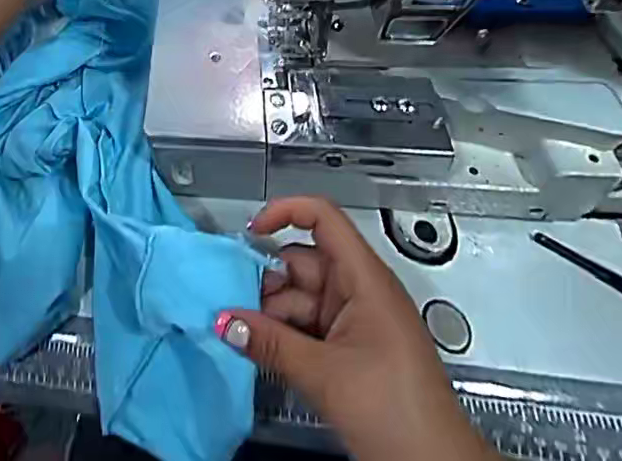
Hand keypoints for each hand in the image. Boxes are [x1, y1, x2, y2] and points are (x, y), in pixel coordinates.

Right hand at [216, 198, 498, 460]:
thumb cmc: (395, 411)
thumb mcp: (324, 374)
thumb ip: (271, 344)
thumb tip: (226, 321)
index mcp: (363, 277)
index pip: (324, 217)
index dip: (286, 211)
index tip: (253, 231)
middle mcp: (359, 288)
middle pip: (303, 261)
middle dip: (268, 281)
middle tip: (235, 304)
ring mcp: (355, 316)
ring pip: (301, 296)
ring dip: (273, 313)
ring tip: (246, 336)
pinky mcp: (350, 344)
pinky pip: (308, 324)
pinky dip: (285, 334)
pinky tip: (263, 350)